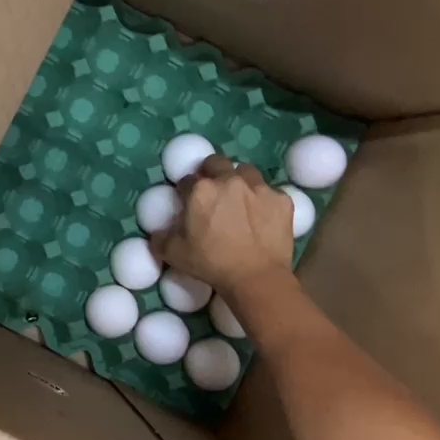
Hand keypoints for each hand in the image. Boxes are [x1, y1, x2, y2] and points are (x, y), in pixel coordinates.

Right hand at [149, 153, 293, 295]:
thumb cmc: (212, 264)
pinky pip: (270, 192)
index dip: (185, 190)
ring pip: (246, 171)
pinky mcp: (282, 199)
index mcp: (201, 190)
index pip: (187, 180)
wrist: (256, 277)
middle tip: (212, 192)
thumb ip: (161, 239)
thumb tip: (157, 233)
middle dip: (211, 172)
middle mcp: (229, 180)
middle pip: (216, 162)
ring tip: (239, 199)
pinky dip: (263, 200)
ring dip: (239, 180)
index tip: (187, 202)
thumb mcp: (175, 255)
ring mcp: (259, 188)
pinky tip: (262, 216)